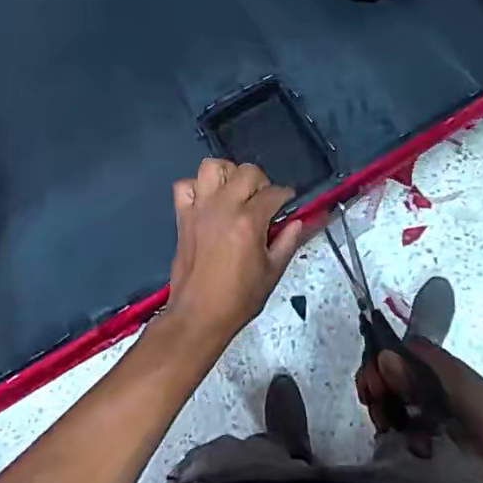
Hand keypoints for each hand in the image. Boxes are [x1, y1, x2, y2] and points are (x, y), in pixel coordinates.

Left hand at [165, 159, 306, 338]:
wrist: (198, 315)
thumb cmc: (239, 297)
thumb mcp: (273, 271)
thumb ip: (289, 240)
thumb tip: (299, 221)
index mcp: (249, 221)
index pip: (274, 193)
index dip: (286, 196)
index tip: (289, 204)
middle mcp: (223, 207)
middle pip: (246, 171)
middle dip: (261, 182)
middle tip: (264, 201)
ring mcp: (200, 209)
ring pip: (212, 167)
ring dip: (228, 175)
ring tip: (235, 194)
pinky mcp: (183, 217)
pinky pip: (185, 186)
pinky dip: (197, 188)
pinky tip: (209, 203)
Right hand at [356, 340, 482, 478]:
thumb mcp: (456, 393)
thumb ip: (419, 376)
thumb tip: (384, 356)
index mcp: (438, 364)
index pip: (395, 353)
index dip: (378, 368)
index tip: (370, 394)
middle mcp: (435, 378)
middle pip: (392, 377)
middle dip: (382, 396)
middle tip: (383, 422)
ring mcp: (438, 404)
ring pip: (399, 402)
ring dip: (393, 419)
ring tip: (405, 439)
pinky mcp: (442, 429)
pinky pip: (412, 426)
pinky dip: (409, 436)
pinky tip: (420, 449)